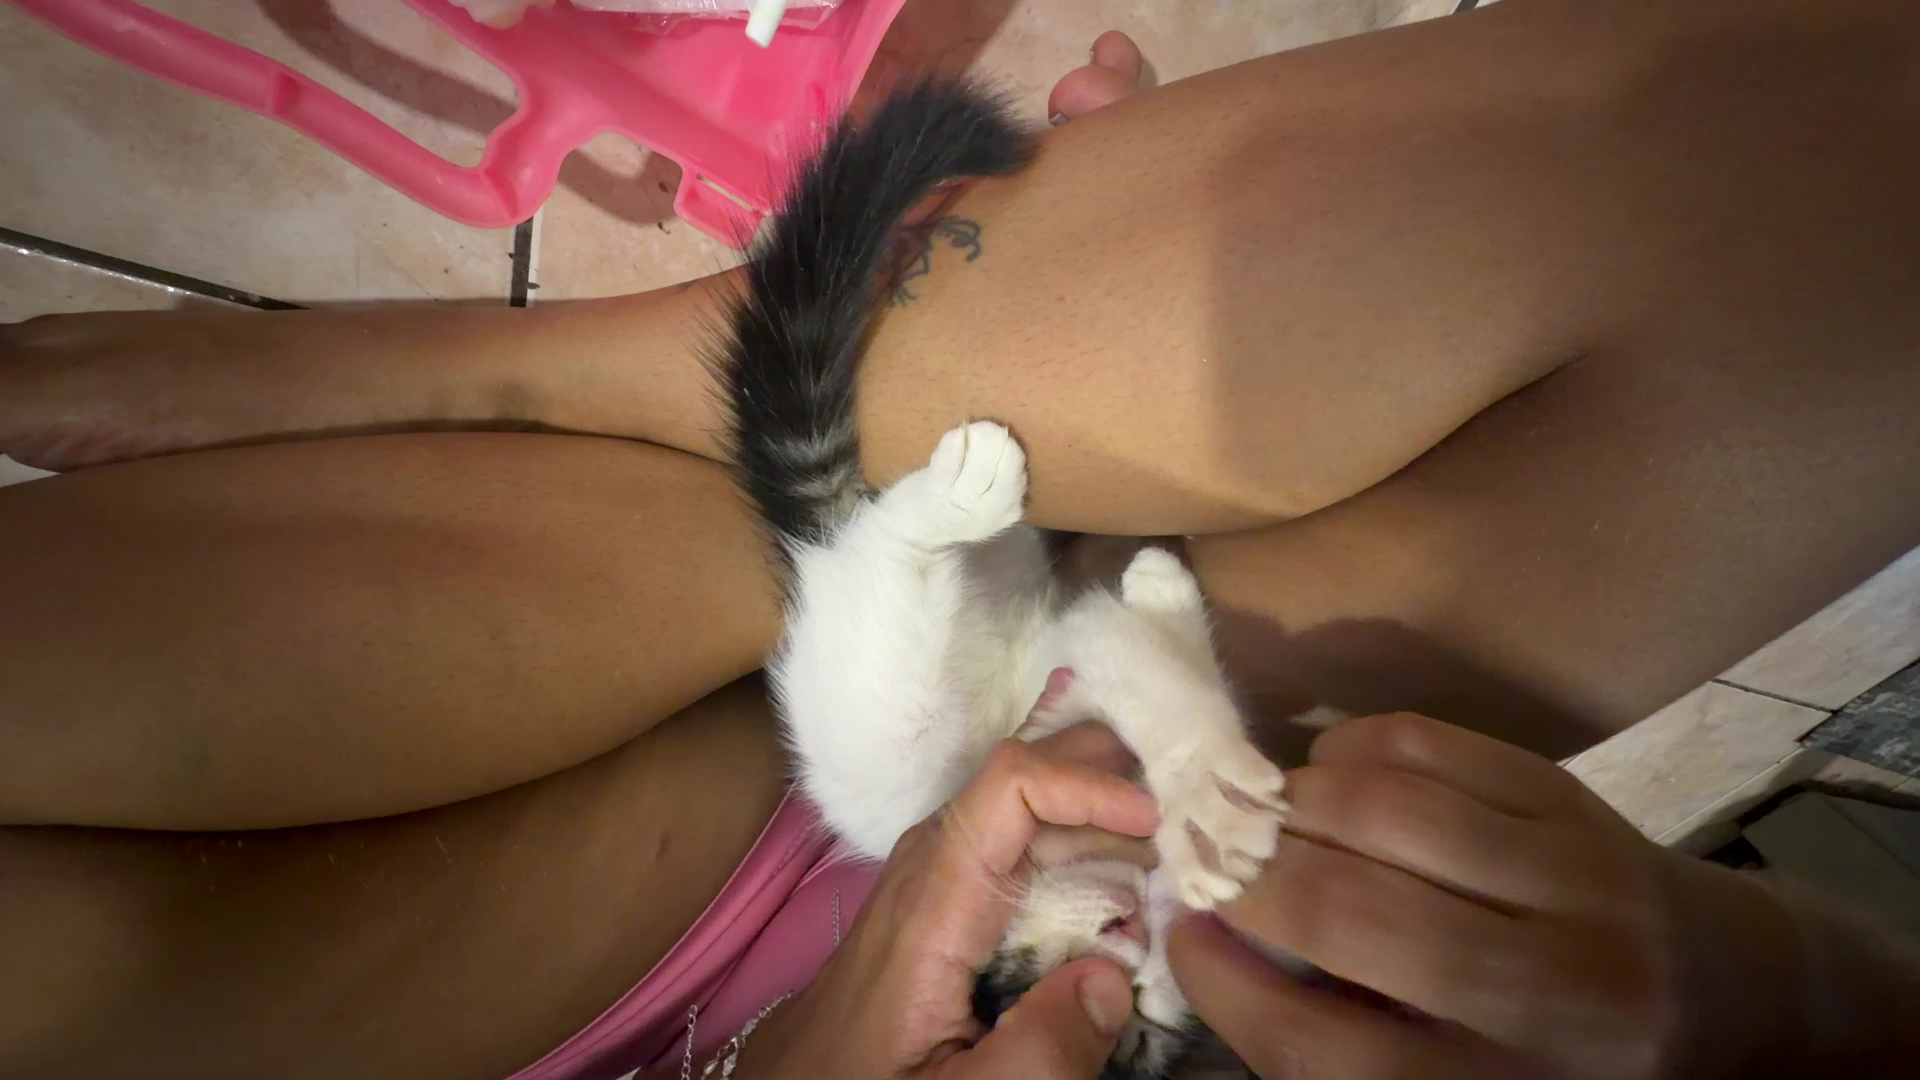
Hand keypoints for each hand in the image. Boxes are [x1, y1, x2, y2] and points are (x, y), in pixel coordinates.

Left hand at [739, 722, 1156, 1079]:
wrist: (816, 1067)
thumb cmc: (873, 1076)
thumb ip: (1037, 1050)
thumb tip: (1116, 978)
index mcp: (939, 886)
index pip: (1012, 785)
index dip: (1086, 784)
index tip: (1152, 820)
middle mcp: (944, 847)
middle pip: (1029, 768)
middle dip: (1108, 765)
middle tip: (1190, 789)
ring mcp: (952, 854)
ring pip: (1033, 791)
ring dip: (1102, 790)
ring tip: (1176, 808)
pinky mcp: (962, 873)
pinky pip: (1028, 824)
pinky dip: (1083, 819)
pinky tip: (1127, 833)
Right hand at [1168, 711, 1745, 1079]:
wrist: (1724, 991)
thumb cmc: (1552, 1051)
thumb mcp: (1446, 1070)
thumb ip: (1327, 1013)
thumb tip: (1204, 929)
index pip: (1326, 1051)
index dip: (1226, 987)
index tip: (1182, 935)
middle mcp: (1556, 995)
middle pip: (1352, 915)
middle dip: (1247, 872)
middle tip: (1203, 851)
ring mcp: (1571, 877)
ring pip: (1381, 810)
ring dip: (1290, 801)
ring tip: (1265, 812)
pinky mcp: (1562, 792)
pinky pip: (1415, 743)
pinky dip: (1342, 749)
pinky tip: (1331, 773)